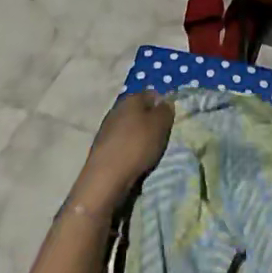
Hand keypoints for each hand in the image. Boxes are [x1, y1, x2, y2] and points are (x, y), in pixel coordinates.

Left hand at [69, 91, 173, 213]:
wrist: (106, 177)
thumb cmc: (137, 145)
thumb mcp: (160, 125)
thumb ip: (165, 110)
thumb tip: (165, 102)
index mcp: (131, 98)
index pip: (152, 94)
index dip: (163, 105)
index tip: (170, 121)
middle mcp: (117, 108)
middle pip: (140, 111)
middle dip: (150, 122)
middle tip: (161, 137)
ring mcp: (107, 128)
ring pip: (130, 127)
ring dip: (139, 137)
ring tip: (149, 152)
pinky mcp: (101, 147)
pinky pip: (122, 143)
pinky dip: (129, 149)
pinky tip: (134, 161)